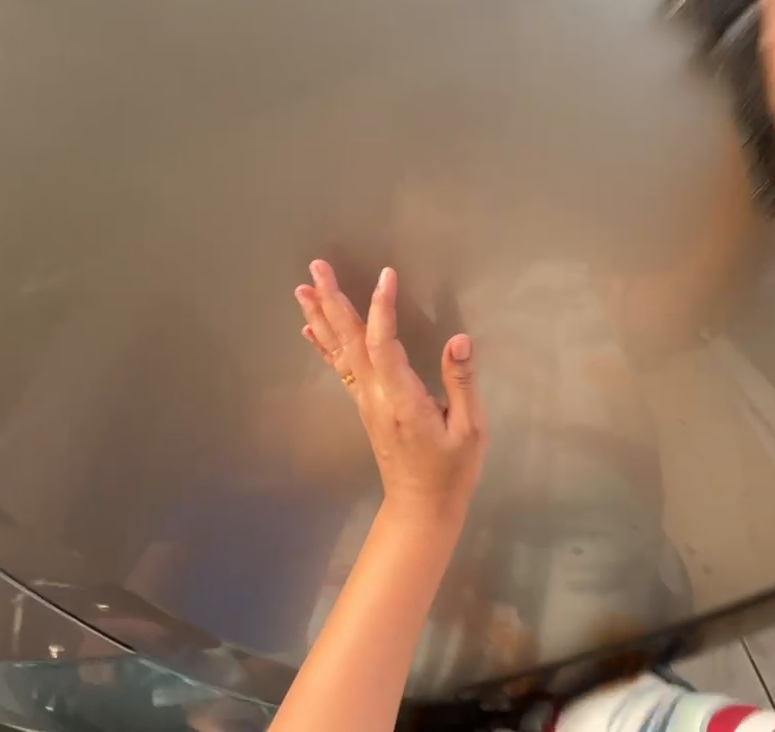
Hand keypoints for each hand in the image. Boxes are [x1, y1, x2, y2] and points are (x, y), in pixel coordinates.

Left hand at [294, 260, 487, 529]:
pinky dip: (324, 345)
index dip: (382, 308)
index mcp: (401, 398)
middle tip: (317, 267)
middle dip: (333, 301)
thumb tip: (459, 339)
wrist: (421, 507)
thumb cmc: (451, 469)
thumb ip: (462, 382)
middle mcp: (374, 395)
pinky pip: (340, 367)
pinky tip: (310, 329)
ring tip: (303, 288)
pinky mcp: (364, 405)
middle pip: (349, 341)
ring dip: (321, 317)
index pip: (384, 344)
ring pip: (339, 352)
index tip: (386, 275)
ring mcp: (365, 400)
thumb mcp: (470, 428)